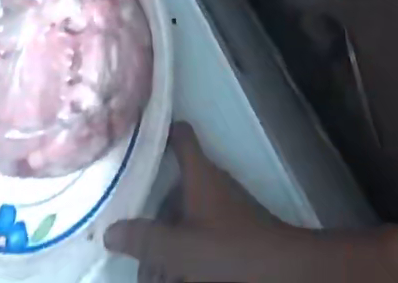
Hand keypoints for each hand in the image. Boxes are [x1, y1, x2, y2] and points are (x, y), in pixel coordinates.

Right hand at [106, 122, 362, 282]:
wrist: (288, 274)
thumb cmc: (232, 251)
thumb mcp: (182, 248)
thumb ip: (146, 239)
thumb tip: (110, 231)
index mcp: (200, 174)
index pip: (179, 136)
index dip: (159, 129)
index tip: (135, 134)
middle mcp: (212, 184)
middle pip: (175, 190)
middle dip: (153, 219)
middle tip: (134, 246)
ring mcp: (226, 209)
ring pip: (187, 218)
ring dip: (168, 242)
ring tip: (152, 274)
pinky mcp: (237, 234)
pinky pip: (202, 235)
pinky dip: (186, 252)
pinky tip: (176, 275)